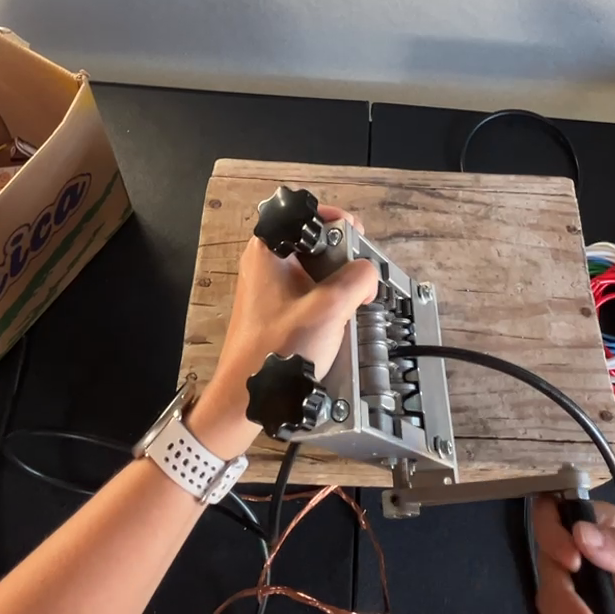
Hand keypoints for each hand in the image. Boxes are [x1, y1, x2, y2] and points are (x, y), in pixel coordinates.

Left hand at [188, 204, 380, 458]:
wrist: (246, 399)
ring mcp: (269, 288)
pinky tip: (339, 318)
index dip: (333, 219)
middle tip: (361, 274)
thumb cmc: (276, 352)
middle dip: (342, 254)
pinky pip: (309, 291)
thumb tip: (368, 272)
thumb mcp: (328, 309)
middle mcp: (265, 263)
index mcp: (267, 250)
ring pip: (313, 268)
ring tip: (354, 299)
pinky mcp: (276, 310)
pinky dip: (328, 299)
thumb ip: (356, 279)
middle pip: (312, 241)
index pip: (302, 214)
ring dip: (338, 281)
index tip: (356, 234)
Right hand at [533, 496, 614, 613]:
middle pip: (547, 554)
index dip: (552, 529)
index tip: (570, 562)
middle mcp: (586, 549)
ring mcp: (581, 584)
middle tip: (582, 613)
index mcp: (606, 527)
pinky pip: (554, 607)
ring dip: (561, 607)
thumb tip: (580, 531)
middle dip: (559, 586)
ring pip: (548, 588)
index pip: (557, 508)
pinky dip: (563, 612)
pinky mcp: (578, 608)